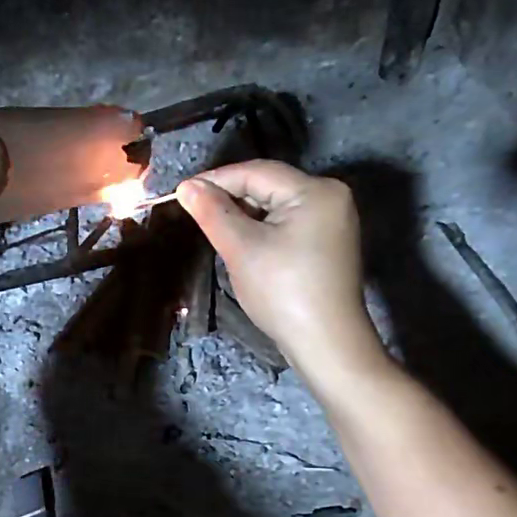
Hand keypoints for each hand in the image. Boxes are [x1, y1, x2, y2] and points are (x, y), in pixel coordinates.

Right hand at [176, 160, 385, 384]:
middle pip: (269, 187)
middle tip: (194, 213)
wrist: (326, 344)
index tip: (181, 193)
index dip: (215, 179)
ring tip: (214, 228)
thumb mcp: (241, 249)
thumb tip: (186, 186)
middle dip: (231, 198)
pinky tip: (243, 243)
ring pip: (277, 206)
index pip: (256, 172)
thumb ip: (212, 212)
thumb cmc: (283, 292)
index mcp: (315, 190)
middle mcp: (331, 196)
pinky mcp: (329, 244)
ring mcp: (334, 221)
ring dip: (245, 215)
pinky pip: (289, 224)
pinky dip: (263, 230)